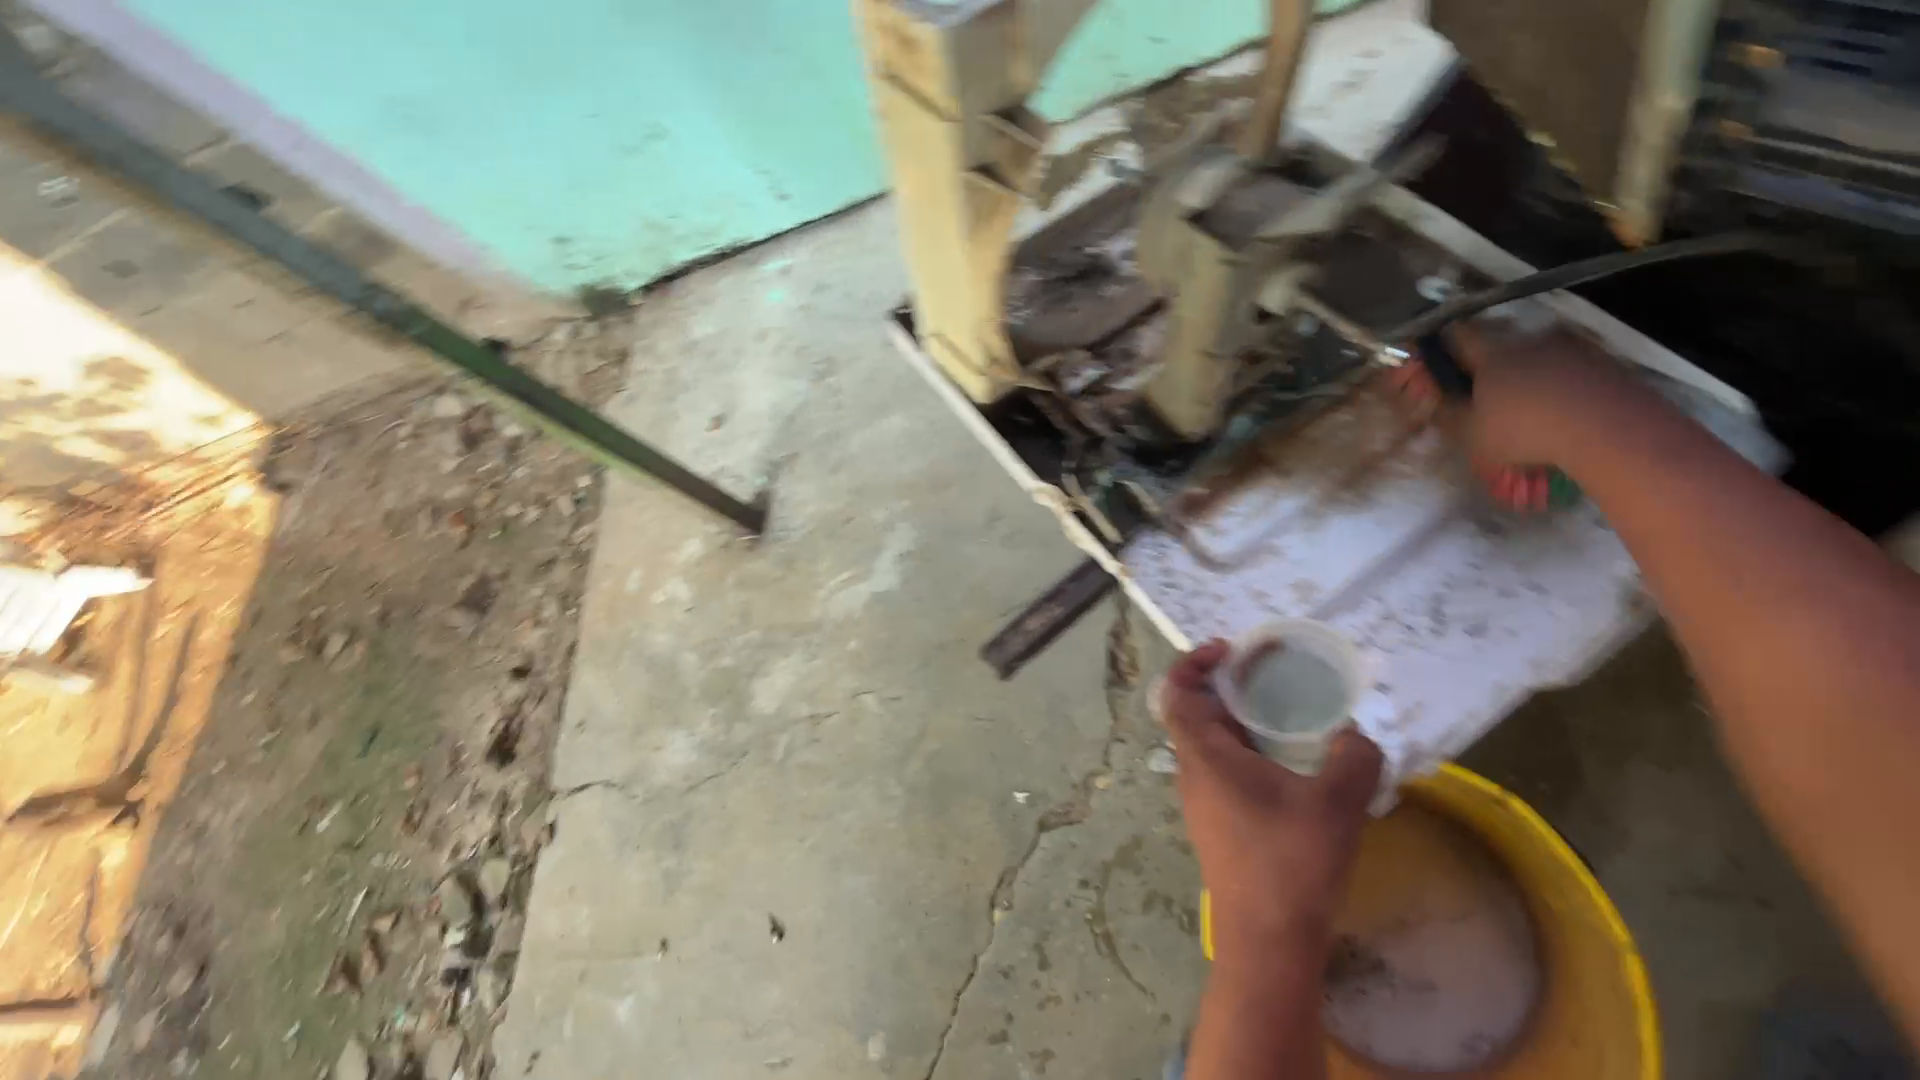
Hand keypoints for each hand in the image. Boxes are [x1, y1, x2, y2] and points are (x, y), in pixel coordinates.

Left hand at [1159, 641, 1382, 958]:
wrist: (1267, 939)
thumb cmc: (1292, 862)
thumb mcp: (1336, 804)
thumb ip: (1354, 759)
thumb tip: (1357, 736)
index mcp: (1205, 757)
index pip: (1177, 693)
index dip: (1193, 662)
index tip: (1228, 649)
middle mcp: (1193, 774)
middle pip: (1195, 714)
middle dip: (1226, 686)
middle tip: (1268, 673)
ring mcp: (1201, 802)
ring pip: (1211, 745)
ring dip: (1239, 721)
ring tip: (1285, 713)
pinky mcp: (1217, 825)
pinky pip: (1223, 771)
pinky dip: (1247, 752)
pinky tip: (1289, 765)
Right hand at [1439, 320, 1661, 468]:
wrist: (1610, 428)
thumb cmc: (1526, 430)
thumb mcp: (1472, 433)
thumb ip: (1448, 412)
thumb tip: (1433, 397)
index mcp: (1492, 355)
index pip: (1458, 334)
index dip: (1444, 342)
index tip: (1439, 356)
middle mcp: (1530, 341)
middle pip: (1501, 345)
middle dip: (1491, 364)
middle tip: (1487, 391)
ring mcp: (1570, 348)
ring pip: (1537, 357)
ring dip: (1529, 374)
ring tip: (1530, 405)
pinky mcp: (1602, 361)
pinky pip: (1569, 369)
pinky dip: (1561, 384)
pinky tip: (1562, 410)